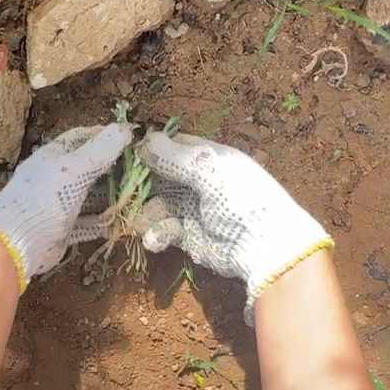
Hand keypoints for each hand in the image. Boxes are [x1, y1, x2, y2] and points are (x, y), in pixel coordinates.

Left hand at [0, 123, 133, 290]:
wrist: (17, 243)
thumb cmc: (43, 199)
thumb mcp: (73, 170)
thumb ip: (100, 150)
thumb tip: (125, 129)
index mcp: (51, 157)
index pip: (80, 138)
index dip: (104, 136)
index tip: (130, 138)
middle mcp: (53, 179)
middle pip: (87, 168)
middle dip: (112, 168)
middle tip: (139, 168)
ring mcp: (57, 205)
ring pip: (89, 196)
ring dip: (111, 196)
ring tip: (136, 194)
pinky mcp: (61, 229)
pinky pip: (87, 223)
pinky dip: (103, 222)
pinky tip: (121, 222)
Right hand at [137, 133, 332, 322]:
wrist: (262, 248)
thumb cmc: (241, 200)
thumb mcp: (210, 172)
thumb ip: (175, 157)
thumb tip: (144, 141)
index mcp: (207, 159)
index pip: (173, 146)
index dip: (151, 149)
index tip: (129, 156)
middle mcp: (197, 181)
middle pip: (158, 176)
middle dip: (142, 185)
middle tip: (127, 194)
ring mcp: (190, 208)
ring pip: (154, 205)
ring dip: (147, 214)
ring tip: (148, 224)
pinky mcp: (186, 234)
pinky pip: (162, 229)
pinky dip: (156, 234)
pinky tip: (158, 240)